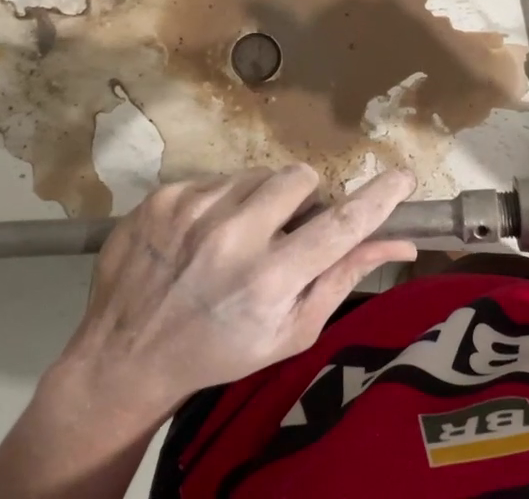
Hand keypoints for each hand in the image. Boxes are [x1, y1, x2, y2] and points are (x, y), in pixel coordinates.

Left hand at [53, 164, 417, 407]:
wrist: (125, 354)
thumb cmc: (220, 350)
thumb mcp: (290, 332)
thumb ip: (343, 279)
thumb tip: (400, 243)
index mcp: (269, 280)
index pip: (341, 224)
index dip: (379, 197)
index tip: (403, 176)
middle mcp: (232, 238)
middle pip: (300, 178)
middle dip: (305, 198)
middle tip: (288, 229)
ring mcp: (193, 211)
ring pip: (258, 174)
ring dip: (261, 200)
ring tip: (239, 237)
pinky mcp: (164, 197)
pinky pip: (217, 178)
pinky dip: (222, 202)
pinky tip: (204, 236)